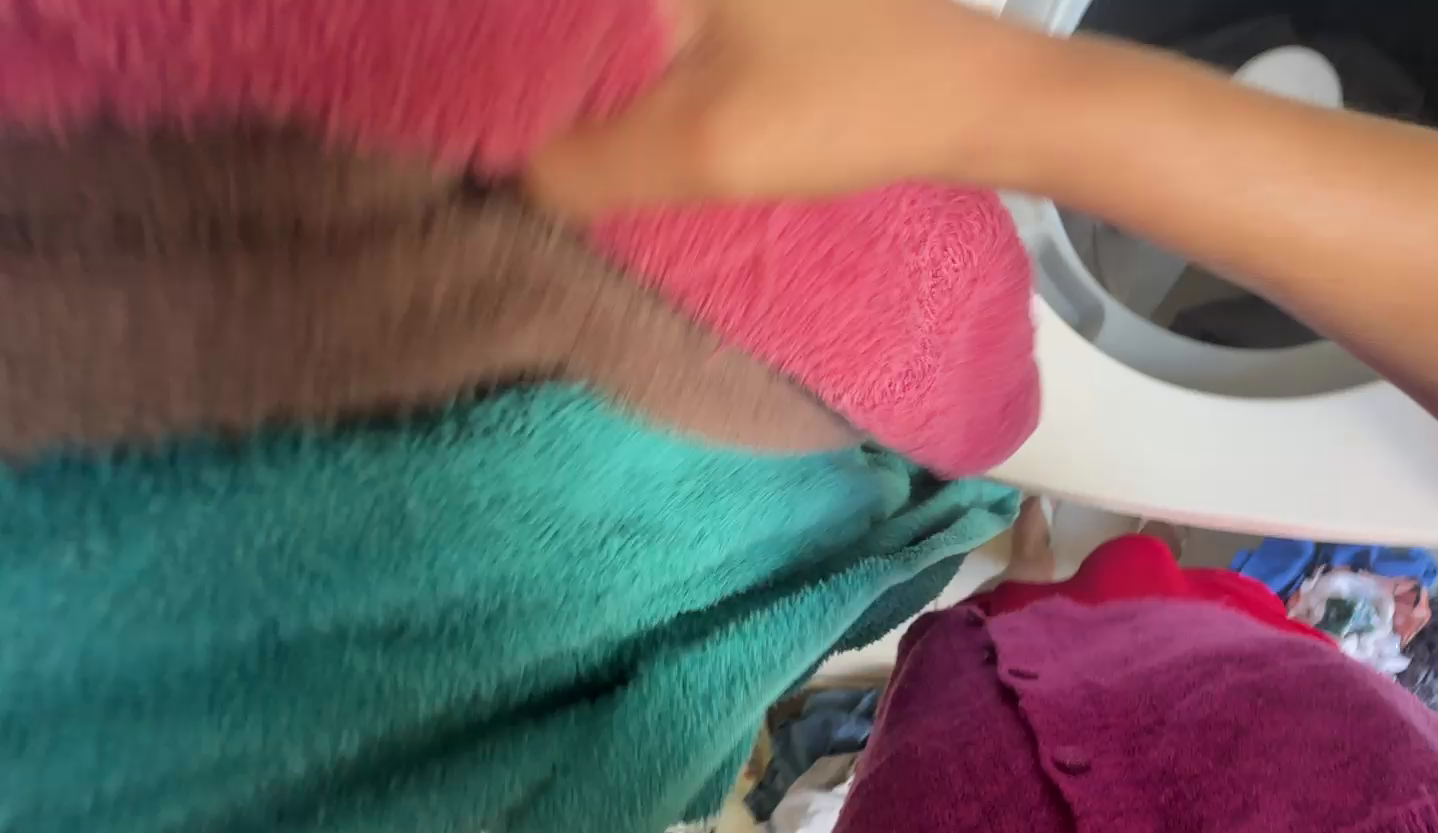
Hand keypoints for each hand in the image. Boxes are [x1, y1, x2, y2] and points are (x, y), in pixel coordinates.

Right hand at [525, 0, 1030, 216]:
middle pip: (566, 21)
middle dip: (526, 71)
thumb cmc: (846, 106)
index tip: (451, 117)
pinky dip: (635, 67)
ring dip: (581, 73)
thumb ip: (591, 167)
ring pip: (615, 27)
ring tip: (535, 128)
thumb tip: (511, 188)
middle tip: (485, 132)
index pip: (524, 16)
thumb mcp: (706, 146)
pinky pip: (664, 29)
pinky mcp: (752, 4)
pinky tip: (617, 107)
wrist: (964, 103)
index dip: (476, 62)